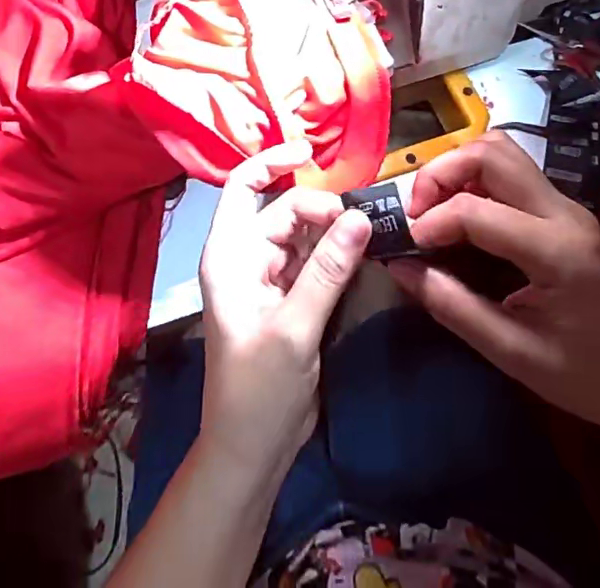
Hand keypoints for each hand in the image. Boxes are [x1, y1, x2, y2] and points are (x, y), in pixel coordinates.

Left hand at [197, 142, 371, 473]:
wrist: (253, 449)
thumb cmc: (259, 390)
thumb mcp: (294, 328)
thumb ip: (327, 271)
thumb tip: (360, 217)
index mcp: (230, 256)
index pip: (243, 189)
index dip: (271, 161)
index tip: (312, 151)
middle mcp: (246, 258)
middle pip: (283, 211)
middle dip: (320, 208)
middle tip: (362, 220)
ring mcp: (268, 278)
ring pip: (302, 235)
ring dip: (332, 230)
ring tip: (369, 230)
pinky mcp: (289, 297)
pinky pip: (313, 260)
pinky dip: (335, 254)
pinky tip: (360, 254)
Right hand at [387, 132, 599, 447]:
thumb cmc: (584, 373)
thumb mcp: (511, 352)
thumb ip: (452, 306)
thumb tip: (398, 266)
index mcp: (557, 252)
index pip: (477, 210)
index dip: (430, 223)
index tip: (406, 249)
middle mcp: (563, 212)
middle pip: (491, 153)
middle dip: (439, 173)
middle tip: (415, 214)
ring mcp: (563, 204)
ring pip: (499, 150)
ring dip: (455, 168)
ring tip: (432, 209)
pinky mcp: (557, 206)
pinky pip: (507, 169)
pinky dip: (470, 177)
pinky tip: (454, 211)